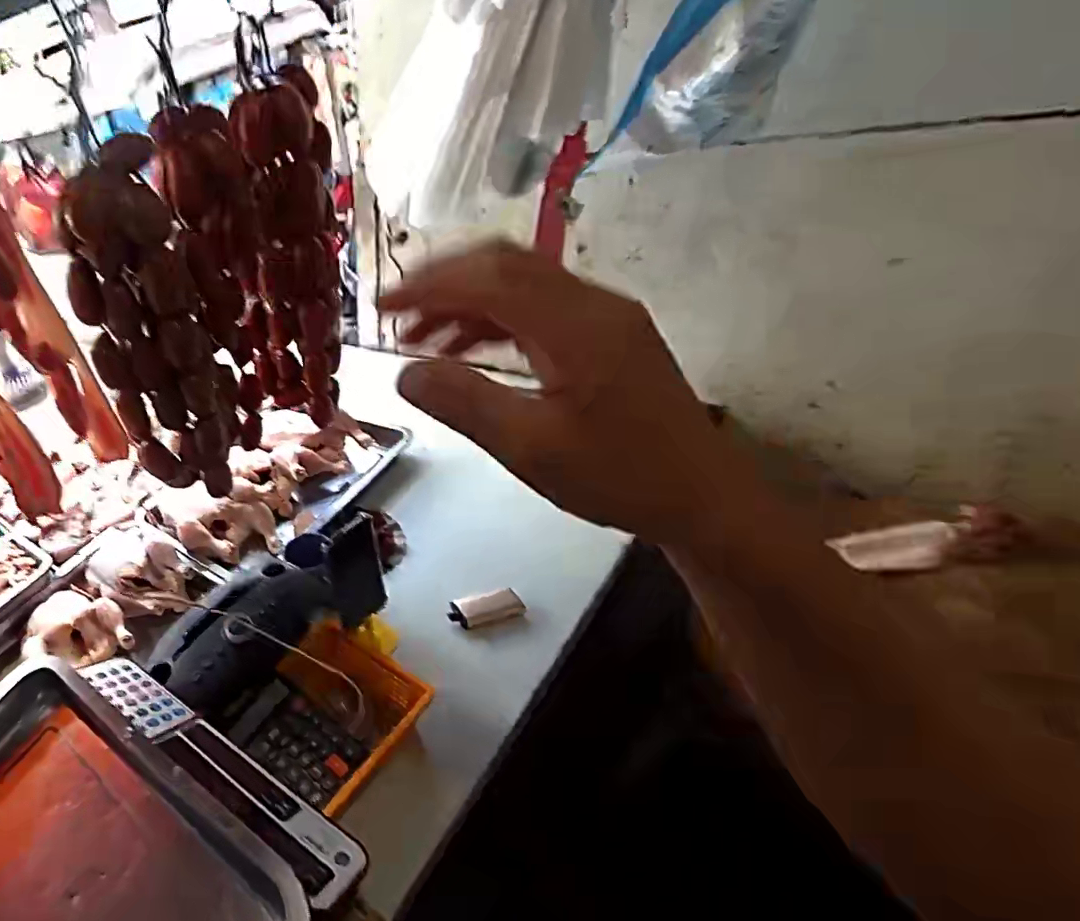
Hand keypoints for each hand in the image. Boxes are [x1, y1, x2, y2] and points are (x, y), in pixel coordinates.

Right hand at [388, 240, 752, 546]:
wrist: (698, 496)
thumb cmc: (616, 476)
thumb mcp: (529, 447)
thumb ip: (464, 403)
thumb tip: (405, 374)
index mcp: (576, 327)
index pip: (489, 280)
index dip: (428, 286)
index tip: (381, 307)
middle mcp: (592, 305)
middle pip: (505, 265)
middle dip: (442, 282)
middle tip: (394, 314)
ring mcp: (602, 317)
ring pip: (519, 285)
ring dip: (463, 302)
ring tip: (418, 339)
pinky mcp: (603, 336)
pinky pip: (536, 310)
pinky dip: (490, 321)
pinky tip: (462, 351)